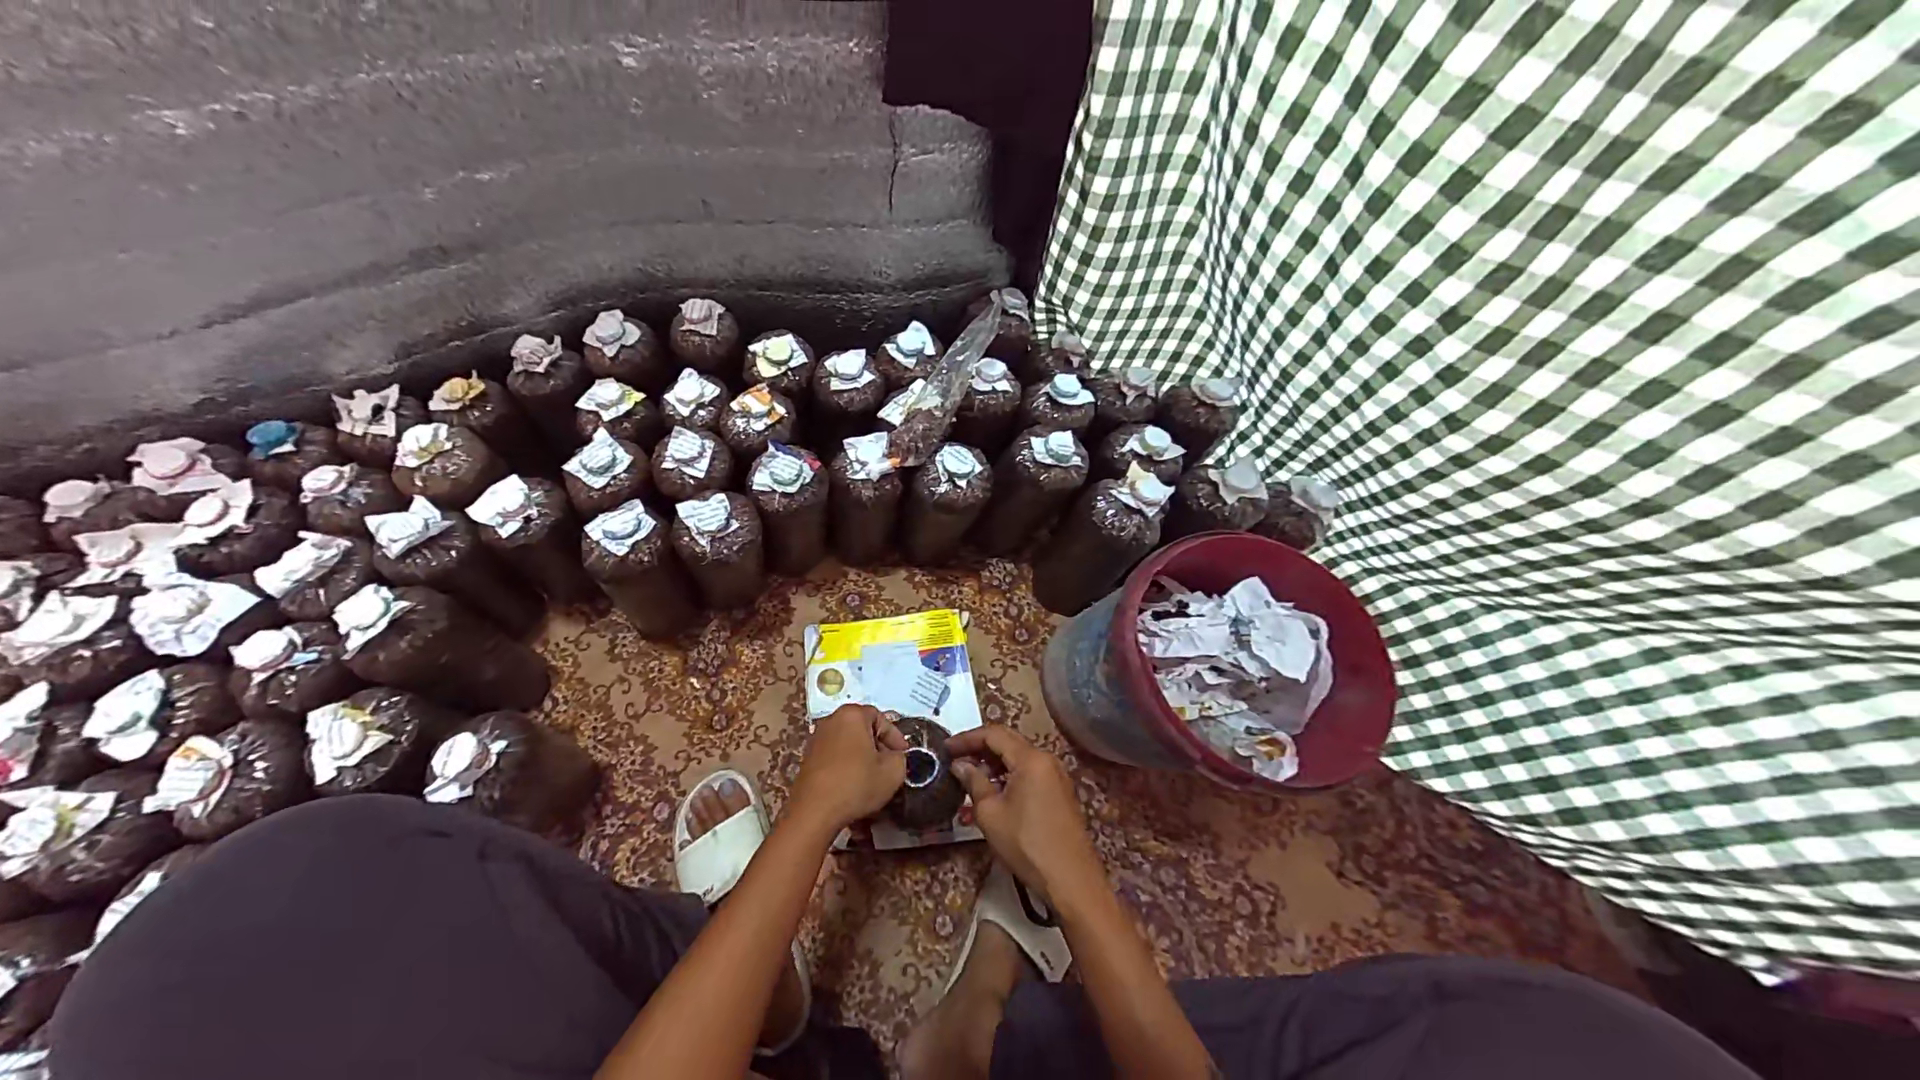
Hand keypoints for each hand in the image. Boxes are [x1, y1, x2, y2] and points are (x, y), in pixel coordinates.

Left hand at [788, 704, 908, 833]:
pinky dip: (847, 765)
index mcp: (851, 716)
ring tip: (873, 777)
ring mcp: (816, 740)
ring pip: (848, 743)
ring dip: (863, 757)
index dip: (895, 736)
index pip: (880, 718)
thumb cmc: (856, 784)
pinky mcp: (808, 759)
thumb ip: (900, 758)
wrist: (814, 813)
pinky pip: (835, 756)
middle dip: (879, 746)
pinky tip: (854, 785)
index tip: (903, 754)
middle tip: (890, 765)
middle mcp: (831, 721)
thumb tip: (894, 757)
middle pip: (863, 729)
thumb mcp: (893, 772)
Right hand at [948, 725, 1104, 905]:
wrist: (1070, 880)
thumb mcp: (990, 813)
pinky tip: (991, 798)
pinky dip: (1007, 780)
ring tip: (968, 783)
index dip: (967, 738)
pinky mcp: (1059, 794)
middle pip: (1008, 743)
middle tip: (955, 761)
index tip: (945, 748)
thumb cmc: (1026, 844)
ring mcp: (1056, 777)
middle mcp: (1046, 760)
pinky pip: (1028, 776)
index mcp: (1031, 759)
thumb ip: (974, 782)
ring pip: (1018, 761)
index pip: (994, 734)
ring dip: (992, 767)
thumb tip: (961, 765)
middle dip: (979, 750)